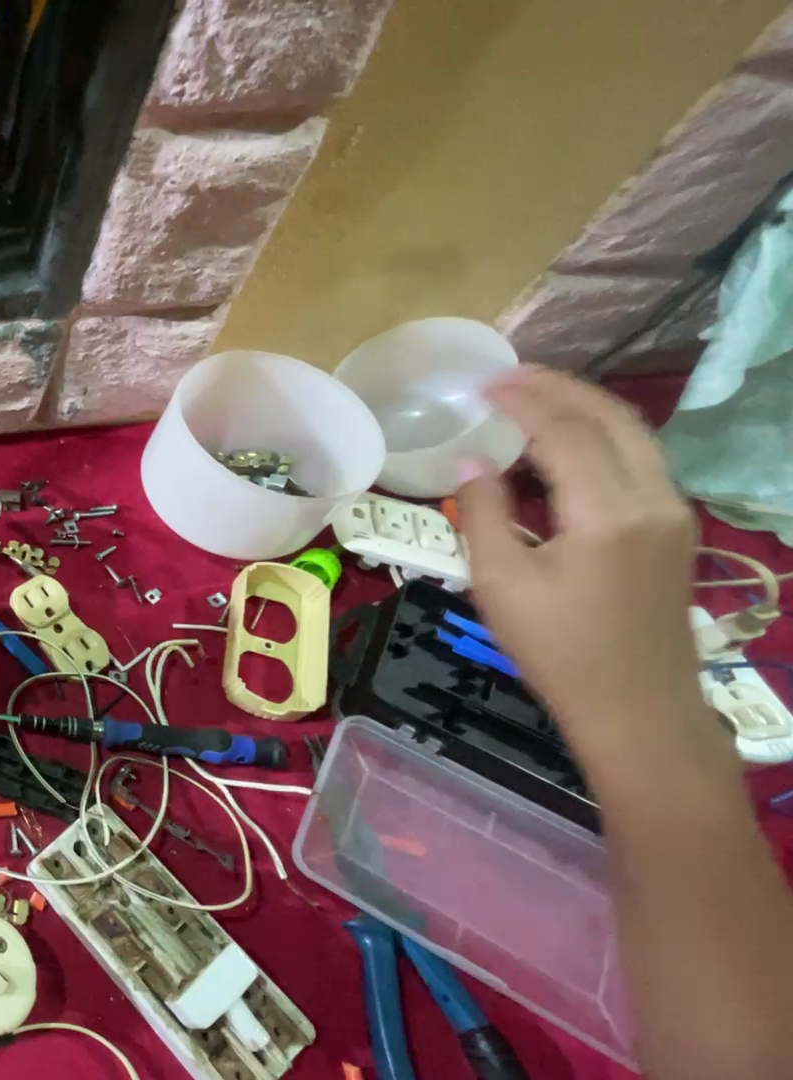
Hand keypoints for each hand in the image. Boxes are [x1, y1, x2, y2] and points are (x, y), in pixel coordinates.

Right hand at [456, 367, 706, 753]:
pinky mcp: (672, 530)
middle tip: (509, 376)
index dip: (524, 401)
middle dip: (562, 389)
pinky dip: (597, 439)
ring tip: (532, 397)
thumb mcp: (499, 581)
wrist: (634, 704)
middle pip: (613, 421)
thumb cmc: (554, 646)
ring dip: (583, 409)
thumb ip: (483, 513)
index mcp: (608, 513)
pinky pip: (636, 463)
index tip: (483, 382)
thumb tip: (471, 461)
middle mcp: (654, 501)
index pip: (565, 434)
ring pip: (633, 438)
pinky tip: (560, 444)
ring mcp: (672, 514)